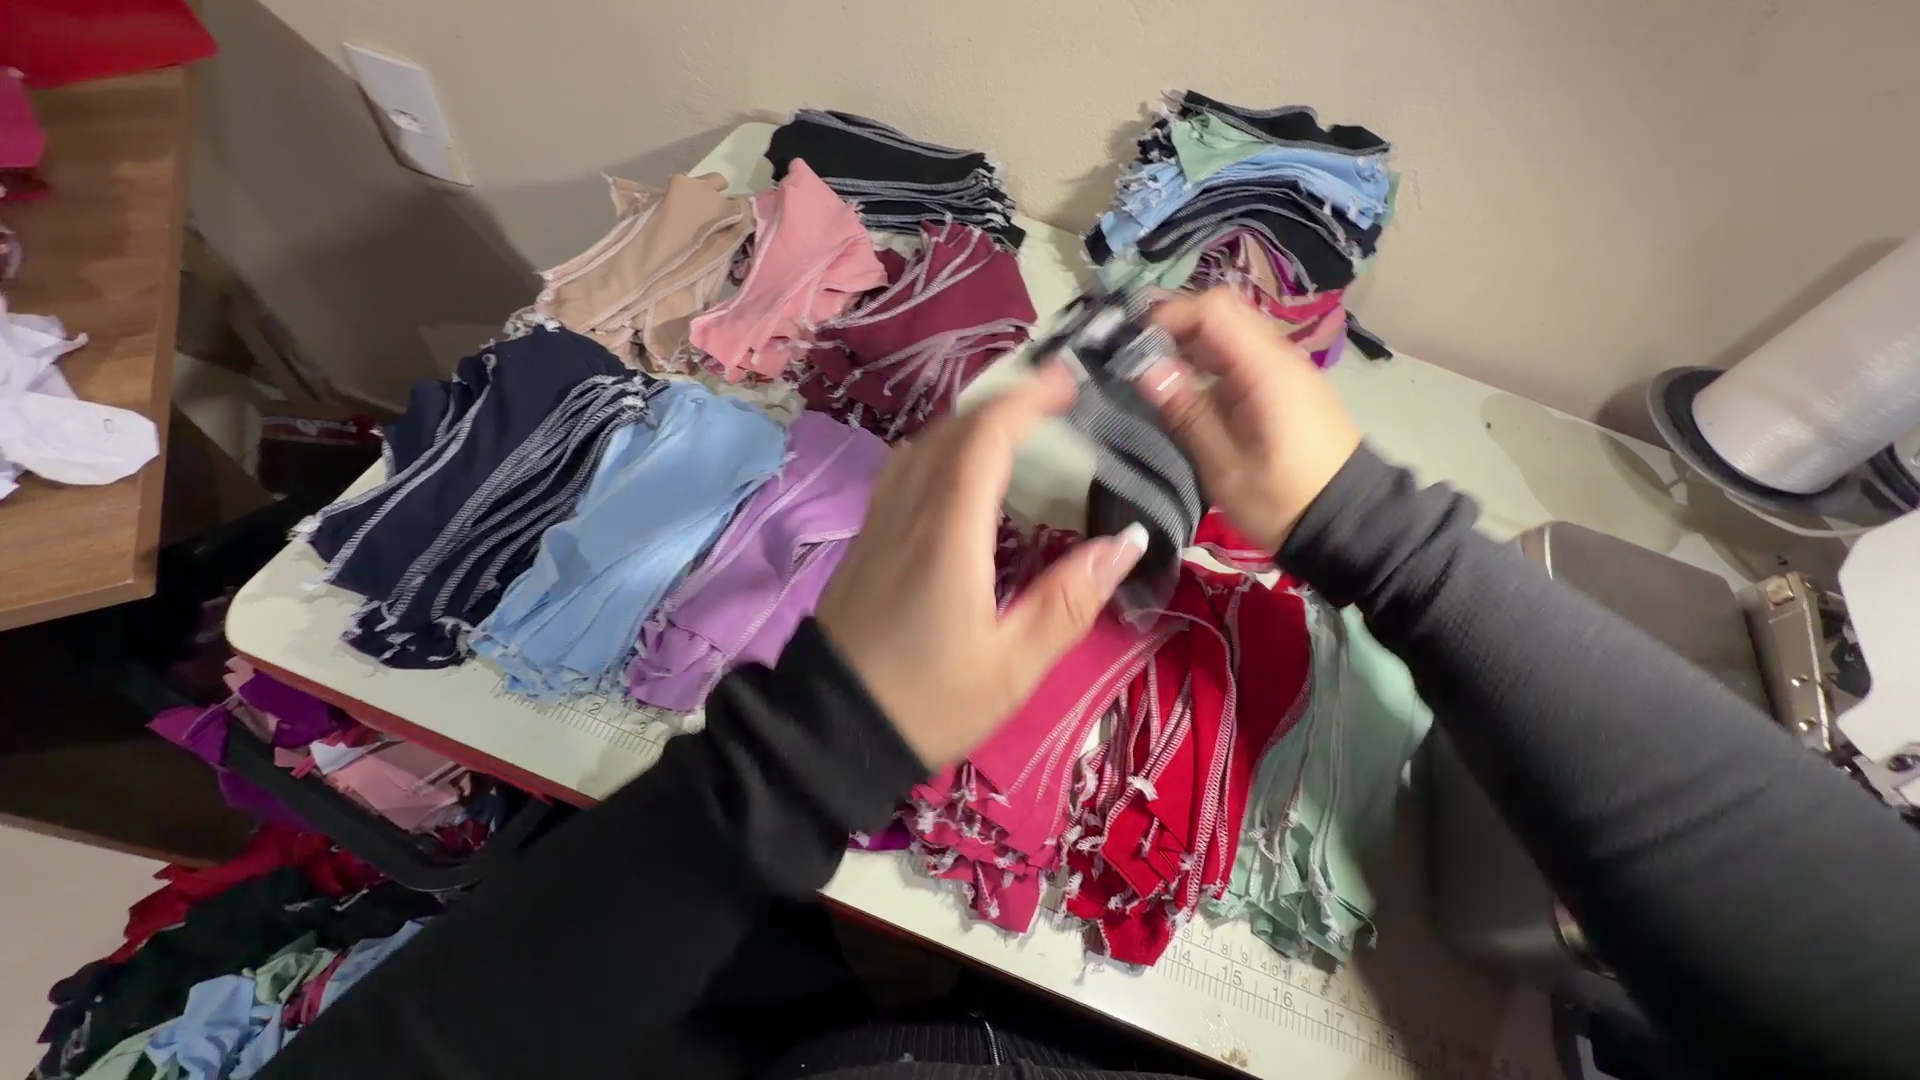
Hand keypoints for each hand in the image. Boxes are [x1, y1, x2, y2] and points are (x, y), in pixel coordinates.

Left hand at [816, 363, 1147, 769]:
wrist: (831, 731)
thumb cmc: (928, 703)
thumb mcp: (1011, 667)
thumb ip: (1068, 601)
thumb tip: (1125, 541)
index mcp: (947, 536)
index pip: (984, 440)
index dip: (1026, 401)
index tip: (1067, 380)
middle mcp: (907, 514)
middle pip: (952, 432)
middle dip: (1004, 403)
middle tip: (1054, 401)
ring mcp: (879, 525)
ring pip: (922, 447)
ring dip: (970, 424)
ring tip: (1015, 430)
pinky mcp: (866, 542)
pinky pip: (904, 472)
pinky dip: (941, 450)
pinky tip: (960, 475)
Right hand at [1136, 289, 1362, 551]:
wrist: (1344, 522)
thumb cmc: (1281, 498)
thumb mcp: (1224, 465)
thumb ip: (1185, 410)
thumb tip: (1144, 367)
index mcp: (1265, 370)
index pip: (1213, 310)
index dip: (1168, 315)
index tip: (1132, 341)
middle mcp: (1278, 357)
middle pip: (1222, 314)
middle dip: (1174, 327)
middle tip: (1134, 357)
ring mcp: (1285, 370)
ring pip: (1231, 334)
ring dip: (1190, 346)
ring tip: (1153, 374)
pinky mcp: (1284, 387)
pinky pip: (1241, 357)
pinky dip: (1208, 362)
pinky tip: (1187, 391)